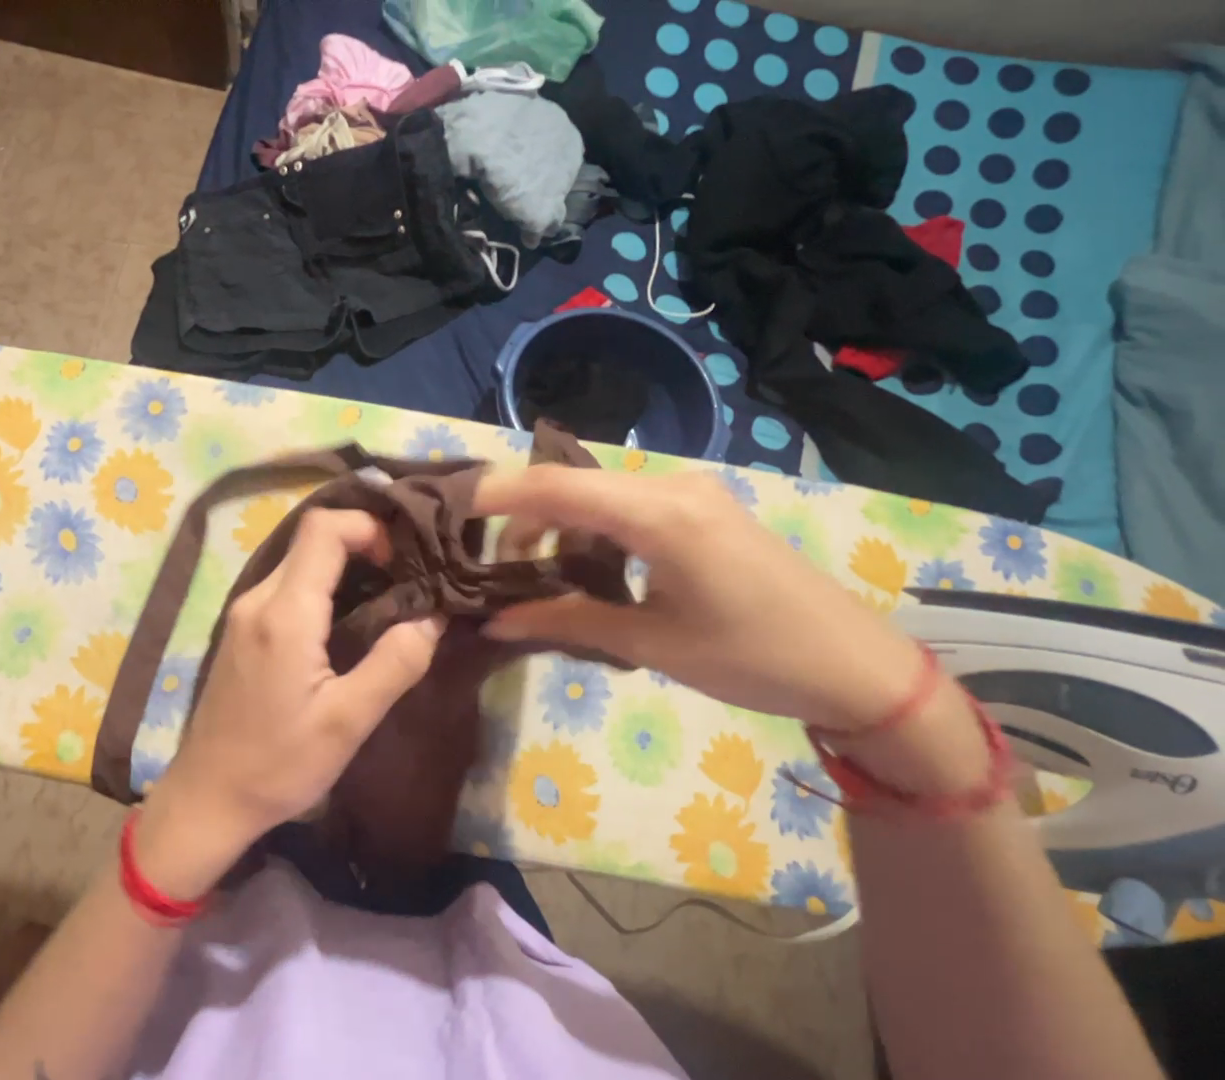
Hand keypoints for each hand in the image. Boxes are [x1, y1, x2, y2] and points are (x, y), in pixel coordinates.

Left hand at [140, 509, 443, 893]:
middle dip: (362, 544)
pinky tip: (348, 622)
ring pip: (298, 563)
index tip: (405, 558)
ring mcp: (243, 614)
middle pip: (310, 540)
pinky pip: (286, 588)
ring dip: (342, 567)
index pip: (323, 530)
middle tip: (407, 576)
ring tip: (387, 598)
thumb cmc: (279, 764)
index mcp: (284, 613)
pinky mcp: (241, 632)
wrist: (209, 796)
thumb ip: (395, 663)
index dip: (368, 527)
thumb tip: (432, 617)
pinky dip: (321, 588)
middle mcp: (257, 600)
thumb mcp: (348, 722)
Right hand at [477, 465, 923, 731]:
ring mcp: (690, 493)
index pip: (554, 488)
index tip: (443, 511)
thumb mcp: (650, 644)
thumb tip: (492, 619)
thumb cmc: (754, 659)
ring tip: (529, 579)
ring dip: (554, 527)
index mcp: (660, 515)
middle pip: (568, 484)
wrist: (858, 667)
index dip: (493, 494)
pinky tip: (582, 572)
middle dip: (518, 518)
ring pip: (594, 494)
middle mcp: (672, 486)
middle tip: (481, 565)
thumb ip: (565, 621)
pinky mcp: (699, 509)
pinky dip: (589, 531)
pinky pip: (624, 506)